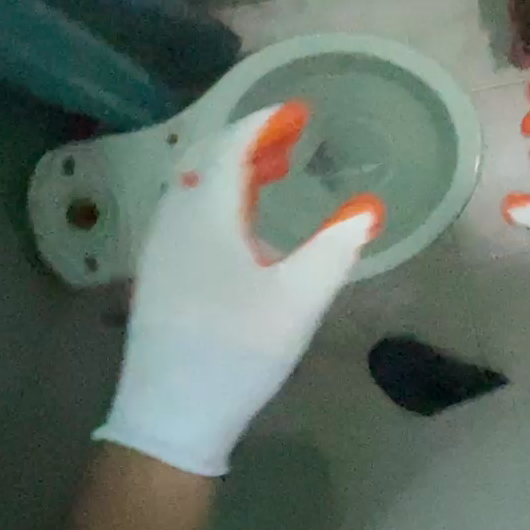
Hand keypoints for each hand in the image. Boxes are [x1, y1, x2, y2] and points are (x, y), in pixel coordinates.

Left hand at [94, 102, 384, 475]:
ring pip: (193, 188)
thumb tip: (371, 206)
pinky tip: (245, 223)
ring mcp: (161, 251)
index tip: (297, 112)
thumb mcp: (299, 298)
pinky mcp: (159, 276)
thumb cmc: (238, 350)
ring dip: (232, 170)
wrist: (170, 417)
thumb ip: (337, 247)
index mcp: (205, 217)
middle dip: (248, 142)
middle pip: (205, 162)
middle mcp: (174, 223)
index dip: (263, 125)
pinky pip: (188, 212)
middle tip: (291, 139)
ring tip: (274, 172)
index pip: (229, 149)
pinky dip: (219, 197)